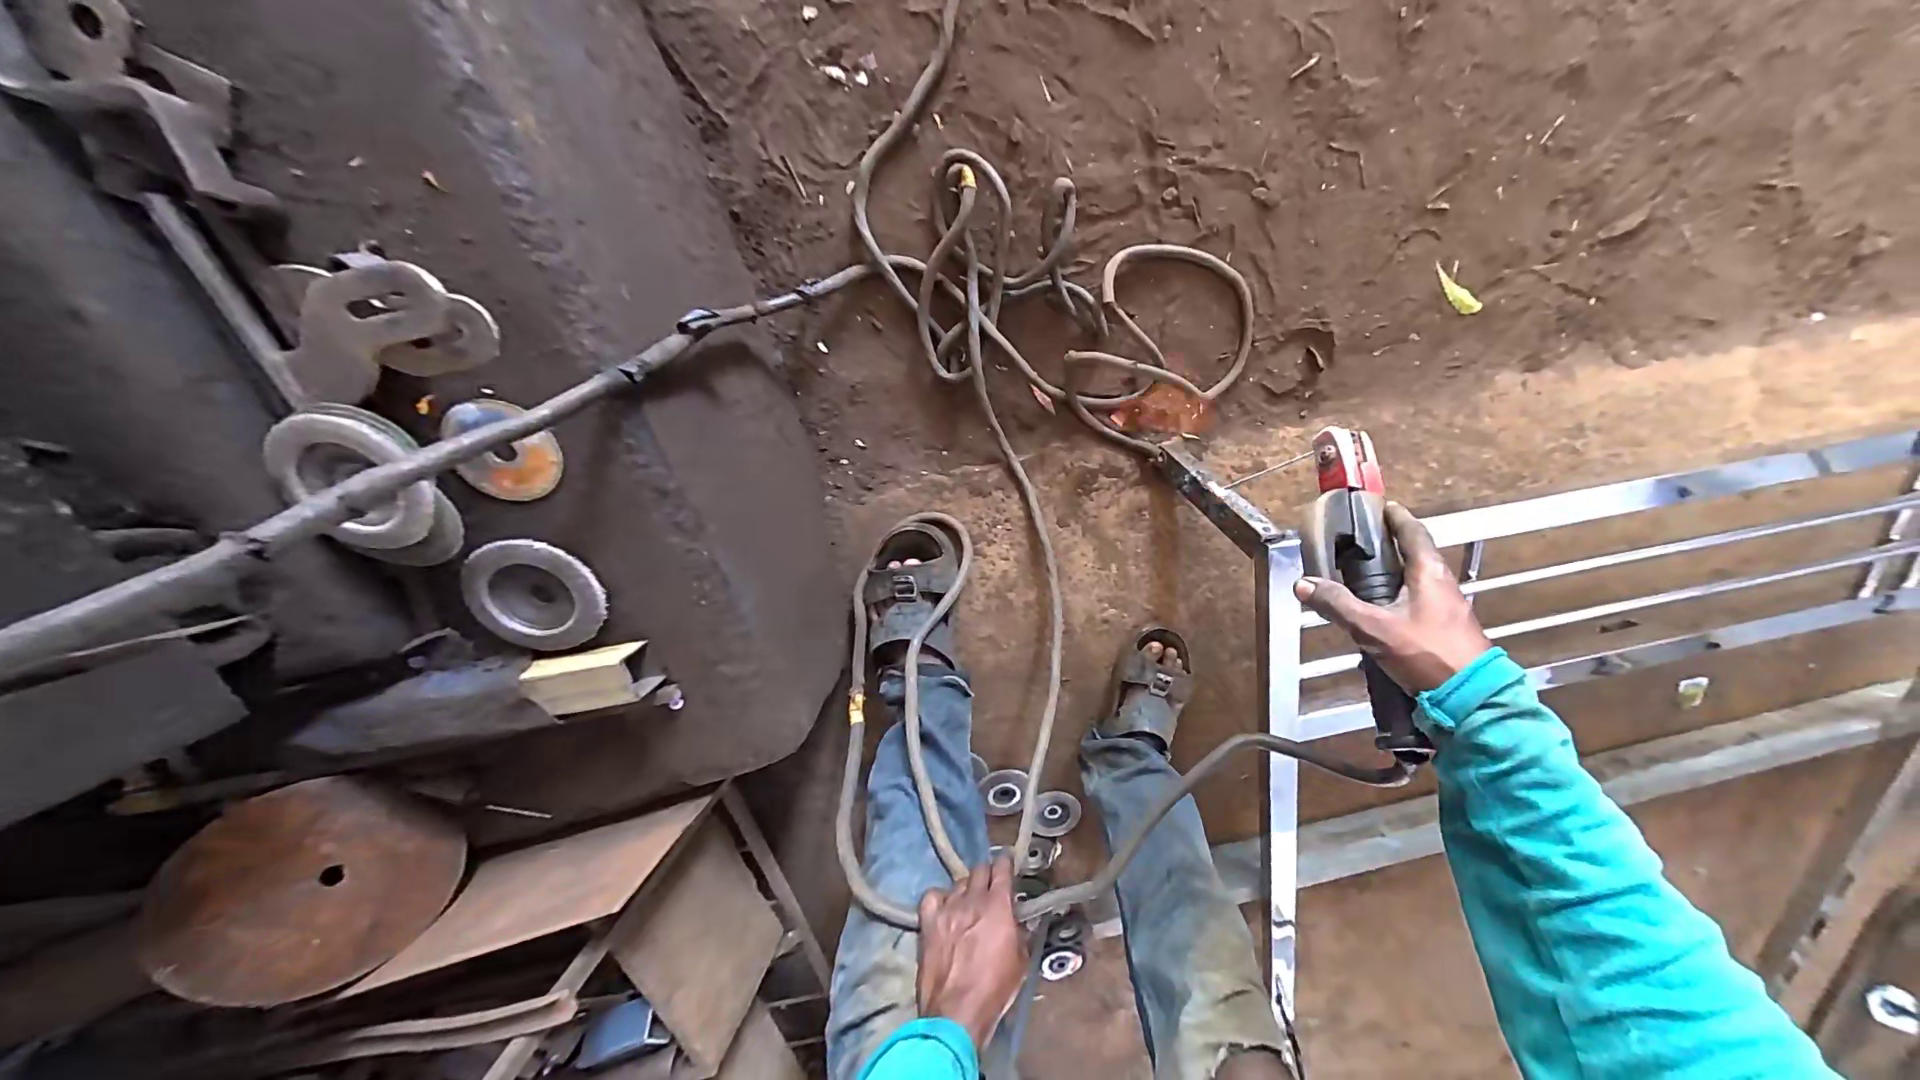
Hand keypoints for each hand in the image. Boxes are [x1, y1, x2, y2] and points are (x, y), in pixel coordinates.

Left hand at [916, 856, 1027, 1050]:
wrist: (956, 1013)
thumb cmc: (995, 991)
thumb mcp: (1020, 962)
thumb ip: (1020, 934)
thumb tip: (1019, 921)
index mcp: (998, 906)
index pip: (1002, 869)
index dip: (1006, 863)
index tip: (1007, 863)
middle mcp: (972, 899)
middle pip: (979, 870)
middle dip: (987, 874)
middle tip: (990, 886)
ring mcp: (947, 908)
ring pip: (958, 882)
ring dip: (966, 888)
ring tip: (968, 901)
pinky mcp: (928, 922)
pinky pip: (933, 896)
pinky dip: (940, 898)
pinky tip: (944, 908)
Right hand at [1293, 502, 1491, 692]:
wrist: (1471, 700)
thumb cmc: (1427, 653)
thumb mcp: (1373, 628)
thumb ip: (1337, 604)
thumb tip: (1303, 584)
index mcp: (1430, 573)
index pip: (1413, 533)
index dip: (1395, 517)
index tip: (1380, 507)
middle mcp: (1442, 584)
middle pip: (1414, 554)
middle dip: (1388, 546)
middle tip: (1358, 542)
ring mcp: (1447, 607)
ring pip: (1415, 579)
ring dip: (1392, 572)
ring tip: (1361, 575)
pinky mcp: (1446, 628)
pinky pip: (1417, 600)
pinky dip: (1396, 595)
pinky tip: (1378, 609)